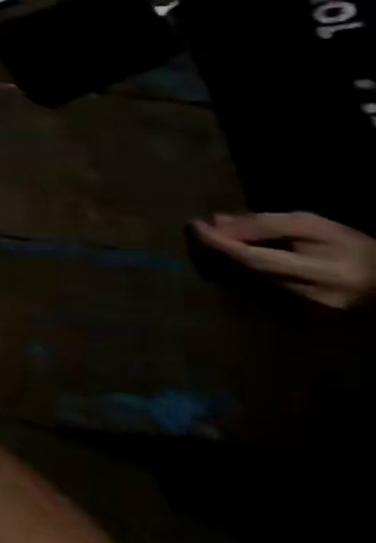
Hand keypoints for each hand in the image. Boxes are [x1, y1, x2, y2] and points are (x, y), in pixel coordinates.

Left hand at [192, 212, 375, 308]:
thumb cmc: (348, 248)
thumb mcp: (310, 225)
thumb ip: (260, 224)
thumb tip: (214, 224)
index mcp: (326, 275)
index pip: (251, 260)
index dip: (215, 242)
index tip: (194, 223)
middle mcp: (309, 300)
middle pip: (235, 272)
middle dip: (205, 247)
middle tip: (197, 228)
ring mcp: (298, 314)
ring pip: (229, 283)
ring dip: (209, 259)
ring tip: (211, 239)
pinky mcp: (288, 318)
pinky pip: (238, 291)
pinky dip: (223, 271)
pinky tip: (224, 257)